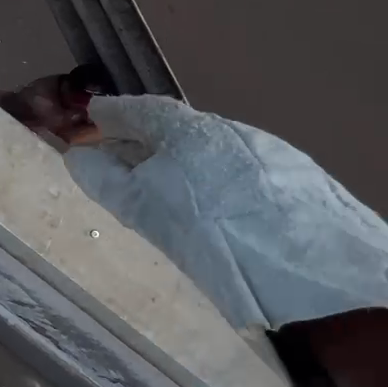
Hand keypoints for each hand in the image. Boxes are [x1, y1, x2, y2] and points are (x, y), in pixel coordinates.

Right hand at [64, 95, 387, 331]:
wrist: (308, 277)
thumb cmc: (204, 233)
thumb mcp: (137, 207)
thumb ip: (102, 176)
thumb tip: (79, 155)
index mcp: (187, 129)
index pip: (138, 108)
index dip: (109, 115)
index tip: (88, 124)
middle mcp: (229, 130)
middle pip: (174, 128)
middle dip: (143, 139)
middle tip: (117, 159)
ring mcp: (269, 153)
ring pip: (207, 149)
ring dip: (178, 159)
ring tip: (161, 187)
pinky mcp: (299, 179)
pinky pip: (237, 168)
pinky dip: (211, 176)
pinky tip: (209, 204)